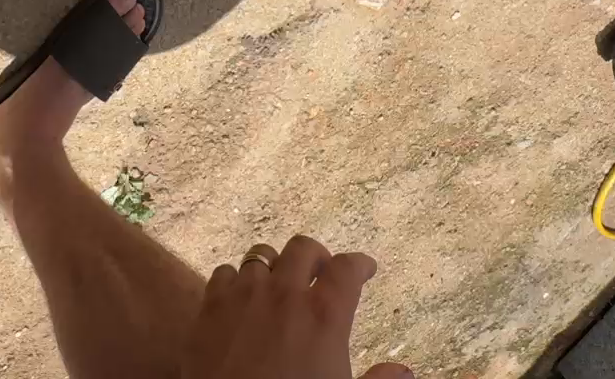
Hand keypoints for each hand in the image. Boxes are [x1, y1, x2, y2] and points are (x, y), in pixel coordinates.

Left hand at [180, 235, 411, 378]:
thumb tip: (404, 372)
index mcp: (322, 316)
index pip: (347, 270)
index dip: (360, 264)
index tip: (366, 266)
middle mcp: (284, 292)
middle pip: (303, 248)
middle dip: (317, 256)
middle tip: (322, 272)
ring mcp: (243, 293)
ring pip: (261, 254)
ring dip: (276, 266)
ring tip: (280, 283)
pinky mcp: (210, 303)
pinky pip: (225, 273)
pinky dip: (237, 281)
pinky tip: (241, 299)